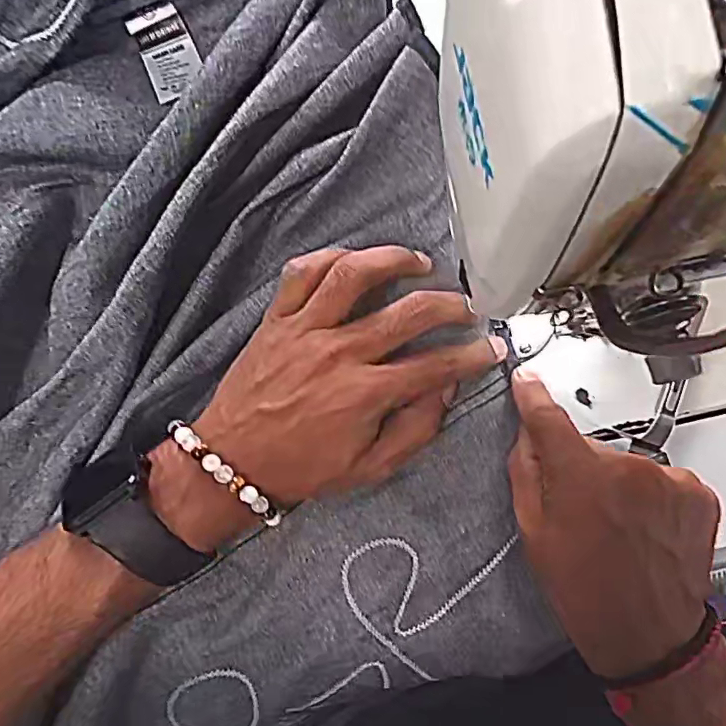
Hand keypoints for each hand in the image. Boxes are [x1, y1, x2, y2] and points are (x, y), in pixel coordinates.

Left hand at [147, 246, 505, 550]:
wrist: (235, 461)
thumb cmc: (301, 467)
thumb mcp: (368, 467)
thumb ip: (414, 431)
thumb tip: (443, 393)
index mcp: (364, 394)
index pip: (436, 364)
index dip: (472, 355)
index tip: (490, 348)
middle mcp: (339, 354)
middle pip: (409, 312)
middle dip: (449, 305)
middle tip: (465, 307)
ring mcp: (305, 332)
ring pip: (355, 274)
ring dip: (394, 261)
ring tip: (418, 263)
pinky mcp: (277, 321)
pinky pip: (303, 273)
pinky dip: (331, 258)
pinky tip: (353, 261)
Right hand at [507, 370, 721, 679]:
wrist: (647, 633)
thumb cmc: (589, 594)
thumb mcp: (534, 535)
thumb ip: (526, 475)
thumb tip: (527, 438)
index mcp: (579, 477)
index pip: (548, 416)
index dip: (532, 395)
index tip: (527, 381)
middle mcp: (627, 469)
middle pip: (591, 446)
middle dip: (582, 468)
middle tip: (583, 512)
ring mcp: (667, 478)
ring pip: (628, 463)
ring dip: (621, 486)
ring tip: (618, 529)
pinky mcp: (696, 490)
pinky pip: (661, 477)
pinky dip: (652, 496)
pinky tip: (644, 529)